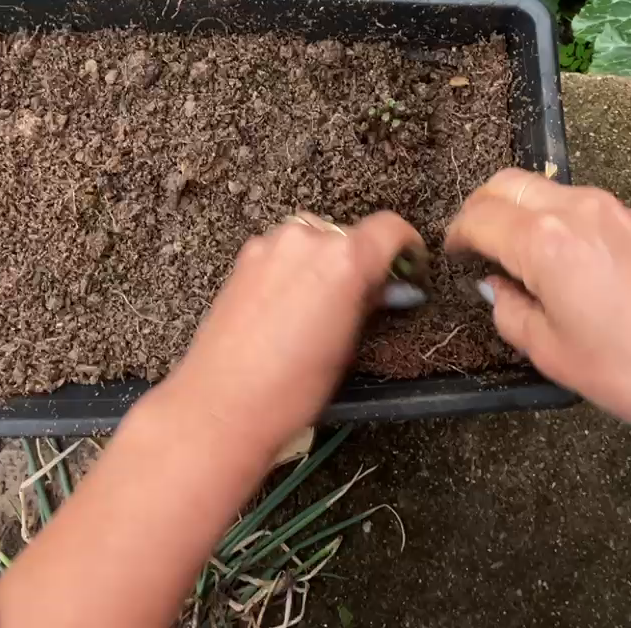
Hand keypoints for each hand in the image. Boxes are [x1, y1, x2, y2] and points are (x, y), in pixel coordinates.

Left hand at [161, 211, 422, 453]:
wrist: (222, 403)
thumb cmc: (291, 387)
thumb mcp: (349, 345)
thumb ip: (369, 302)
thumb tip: (384, 287)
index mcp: (345, 258)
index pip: (391, 228)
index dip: (406, 246)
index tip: (408, 265)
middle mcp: (308, 238)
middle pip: (351, 234)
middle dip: (361, 260)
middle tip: (363, 298)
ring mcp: (272, 243)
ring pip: (315, 238)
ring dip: (325, 261)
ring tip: (320, 306)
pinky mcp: (246, 255)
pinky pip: (284, 249)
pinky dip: (295, 266)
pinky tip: (289, 304)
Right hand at [448, 169, 630, 459]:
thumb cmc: (630, 370)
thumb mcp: (550, 351)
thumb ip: (509, 309)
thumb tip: (496, 287)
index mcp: (541, 240)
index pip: (478, 219)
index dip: (456, 236)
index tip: (451, 256)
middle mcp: (570, 207)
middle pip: (503, 184)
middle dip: (478, 210)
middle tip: (472, 246)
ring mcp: (605, 207)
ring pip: (537, 186)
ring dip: (512, 208)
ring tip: (509, 252)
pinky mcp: (630, 217)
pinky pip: (568, 199)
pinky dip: (544, 213)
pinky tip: (549, 254)